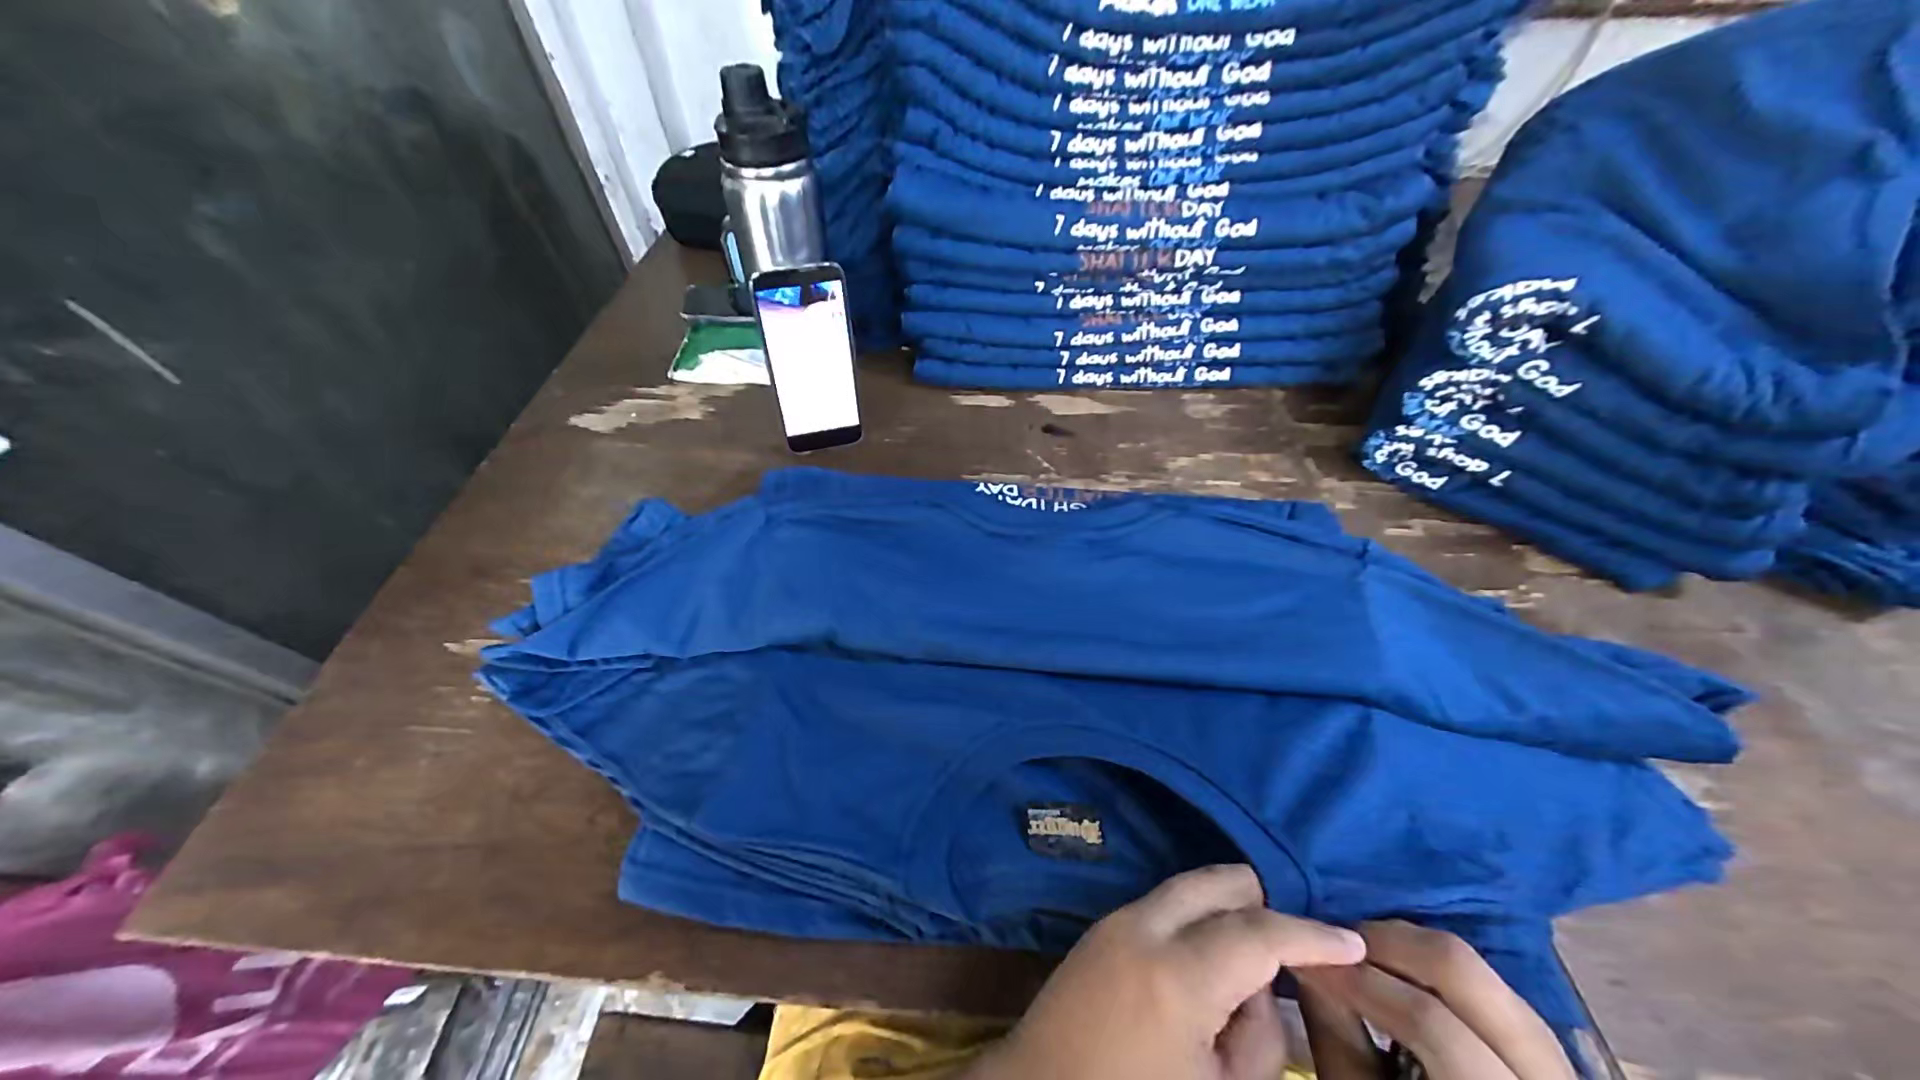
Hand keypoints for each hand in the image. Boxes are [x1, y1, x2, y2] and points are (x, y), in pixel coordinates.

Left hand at [964, 864, 1366, 1079]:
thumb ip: (1258, 1031)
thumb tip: (1261, 983)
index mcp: (1176, 973)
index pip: (1259, 932)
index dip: (1312, 935)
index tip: (1351, 940)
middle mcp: (1142, 927)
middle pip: (1218, 882)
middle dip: (1264, 905)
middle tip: (1296, 951)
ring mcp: (1113, 921)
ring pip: (1189, 889)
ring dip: (1227, 914)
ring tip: (1247, 973)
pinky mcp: (1098, 929)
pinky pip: (1162, 906)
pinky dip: (1195, 921)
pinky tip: (1207, 971)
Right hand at [1298, 921, 1577, 1079]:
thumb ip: (1338, 1041)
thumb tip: (1309, 965)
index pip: (1430, 1022)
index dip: (1362, 982)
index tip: (1309, 960)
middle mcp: (1545, 1076)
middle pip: (1461, 969)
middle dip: (1385, 943)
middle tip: (1335, 945)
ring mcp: (1558, 1058)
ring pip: (1477, 965)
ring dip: (1407, 948)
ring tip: (1361, 957)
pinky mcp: (1545, 1043)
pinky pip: (1485, 981)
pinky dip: (1430, 966)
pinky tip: (1397, 975)